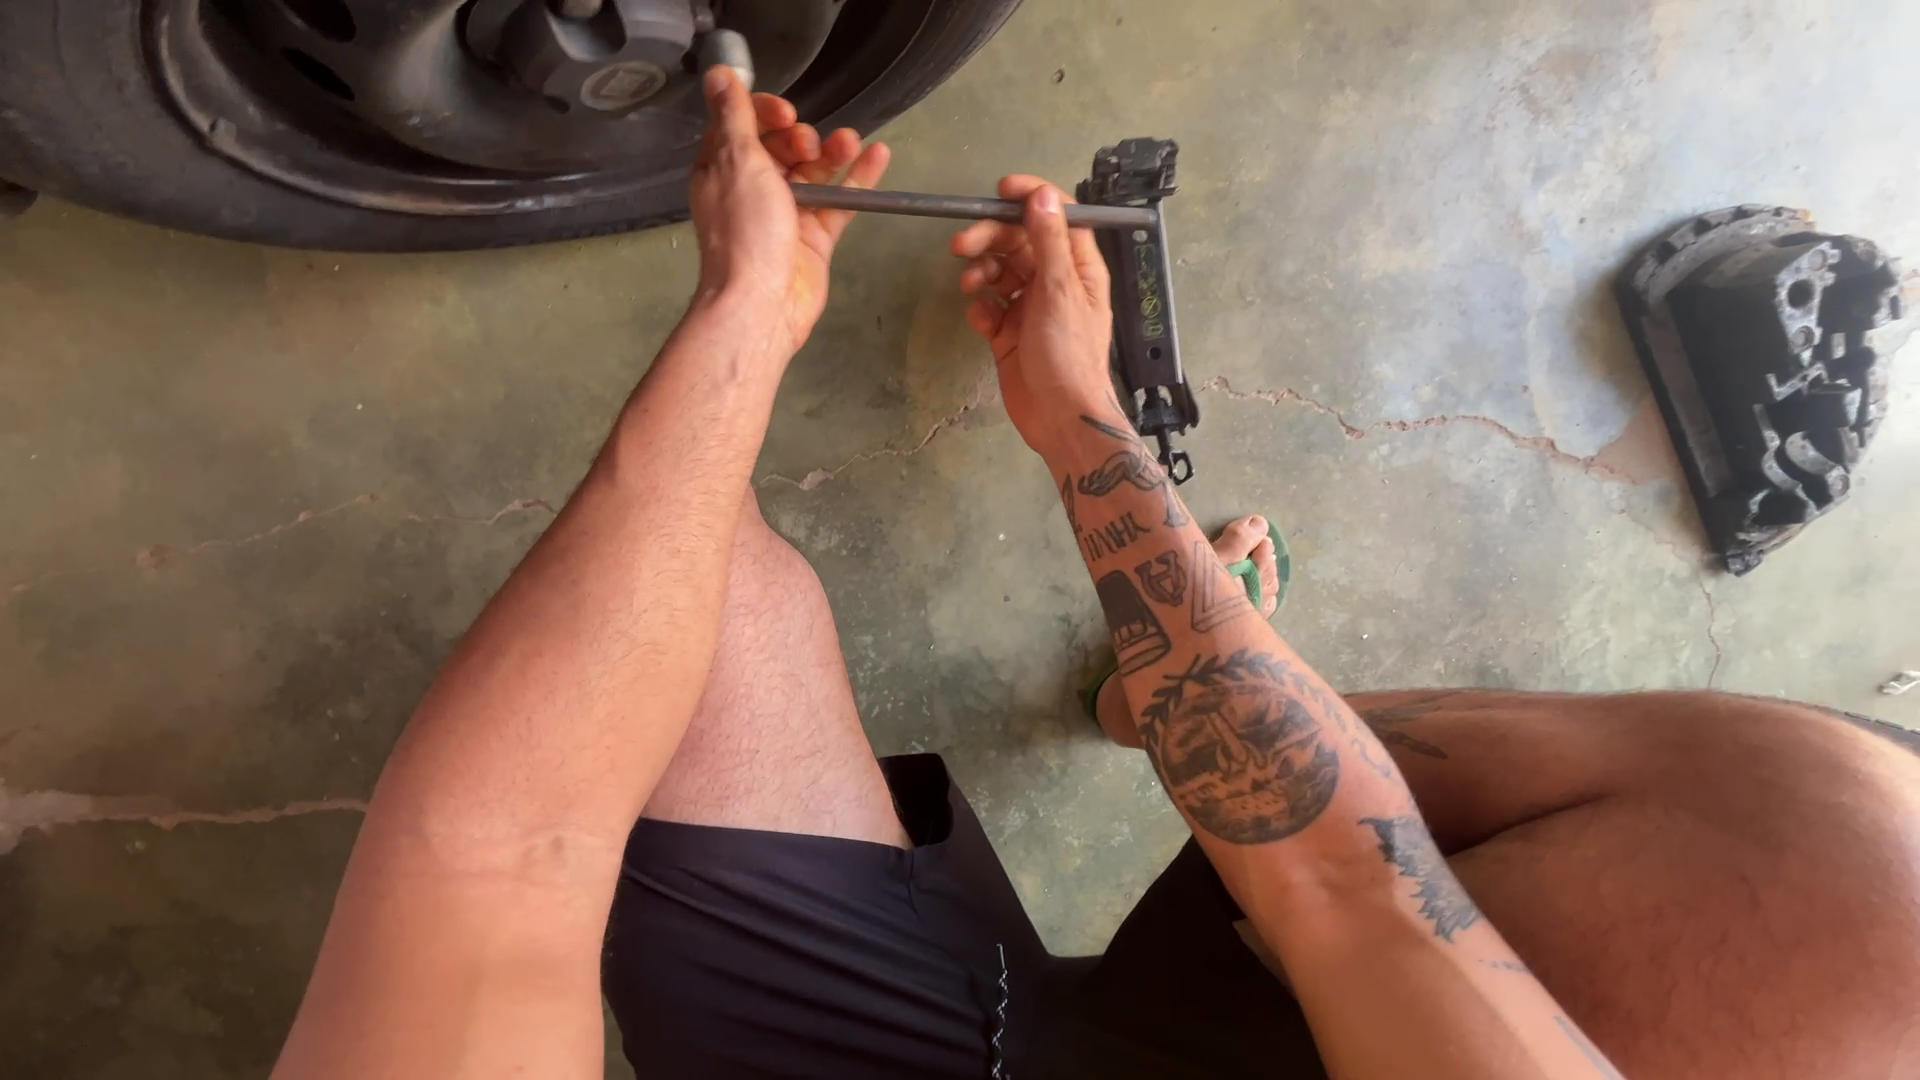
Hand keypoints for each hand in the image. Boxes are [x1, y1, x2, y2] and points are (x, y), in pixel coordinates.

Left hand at [689, 67, 890, 356]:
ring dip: (833, 152)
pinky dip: (858, 179)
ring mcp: (787, 214)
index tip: (785, 114)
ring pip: (815, 172)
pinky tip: (877, 156)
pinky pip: (839, 201)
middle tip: (807, 146)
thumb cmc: (745, 233)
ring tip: (851, 141)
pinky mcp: (816, 238)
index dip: (766, 111)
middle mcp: (754, 189)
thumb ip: (734, 117)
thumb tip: (719, 75)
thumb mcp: (736, 161)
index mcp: (724, 168)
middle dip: (800, 137)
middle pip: (784, 147)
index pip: (745, 123)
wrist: (762, 303)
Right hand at [951, 176, 1114, 454]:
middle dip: (990, 238)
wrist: (1059, 416)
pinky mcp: (1009, 335)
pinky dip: (980, 308)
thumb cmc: (1068, 354)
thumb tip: (1042, 196)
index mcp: (1077, 267)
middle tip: (960, 244)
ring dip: (980, 272)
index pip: (1055, 217)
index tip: (999, 191)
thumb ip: (1049, 242)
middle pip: (1018, 242)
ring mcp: (1029, 309)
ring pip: (999, 274)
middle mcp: (1053, 282)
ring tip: (969, 285)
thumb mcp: (1060, 292)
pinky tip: (980, 320)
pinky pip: (989, 308)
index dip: (1030, 198)